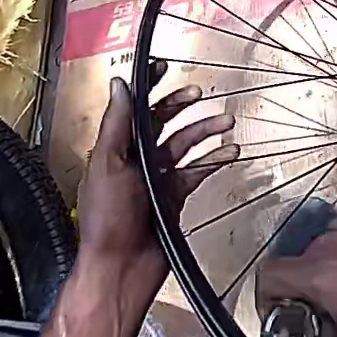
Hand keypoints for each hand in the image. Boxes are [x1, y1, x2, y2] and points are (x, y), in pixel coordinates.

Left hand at [75, 67, 236, 312]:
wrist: (121, 269)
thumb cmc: (107, 219)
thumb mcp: (108, 163)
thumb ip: (117, 122)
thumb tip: (119, 84)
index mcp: (118, 147)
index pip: (135, 107)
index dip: (148, 85)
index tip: (163, 66)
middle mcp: (138, 157)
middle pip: (163, 121)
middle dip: (181, 104)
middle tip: (198, 92)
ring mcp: (158, 176)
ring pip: (185, 143)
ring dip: (205, 130)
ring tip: (225, 120)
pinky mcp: (175, 194)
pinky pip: (198, 170)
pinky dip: (214, 159)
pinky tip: (229, 152)